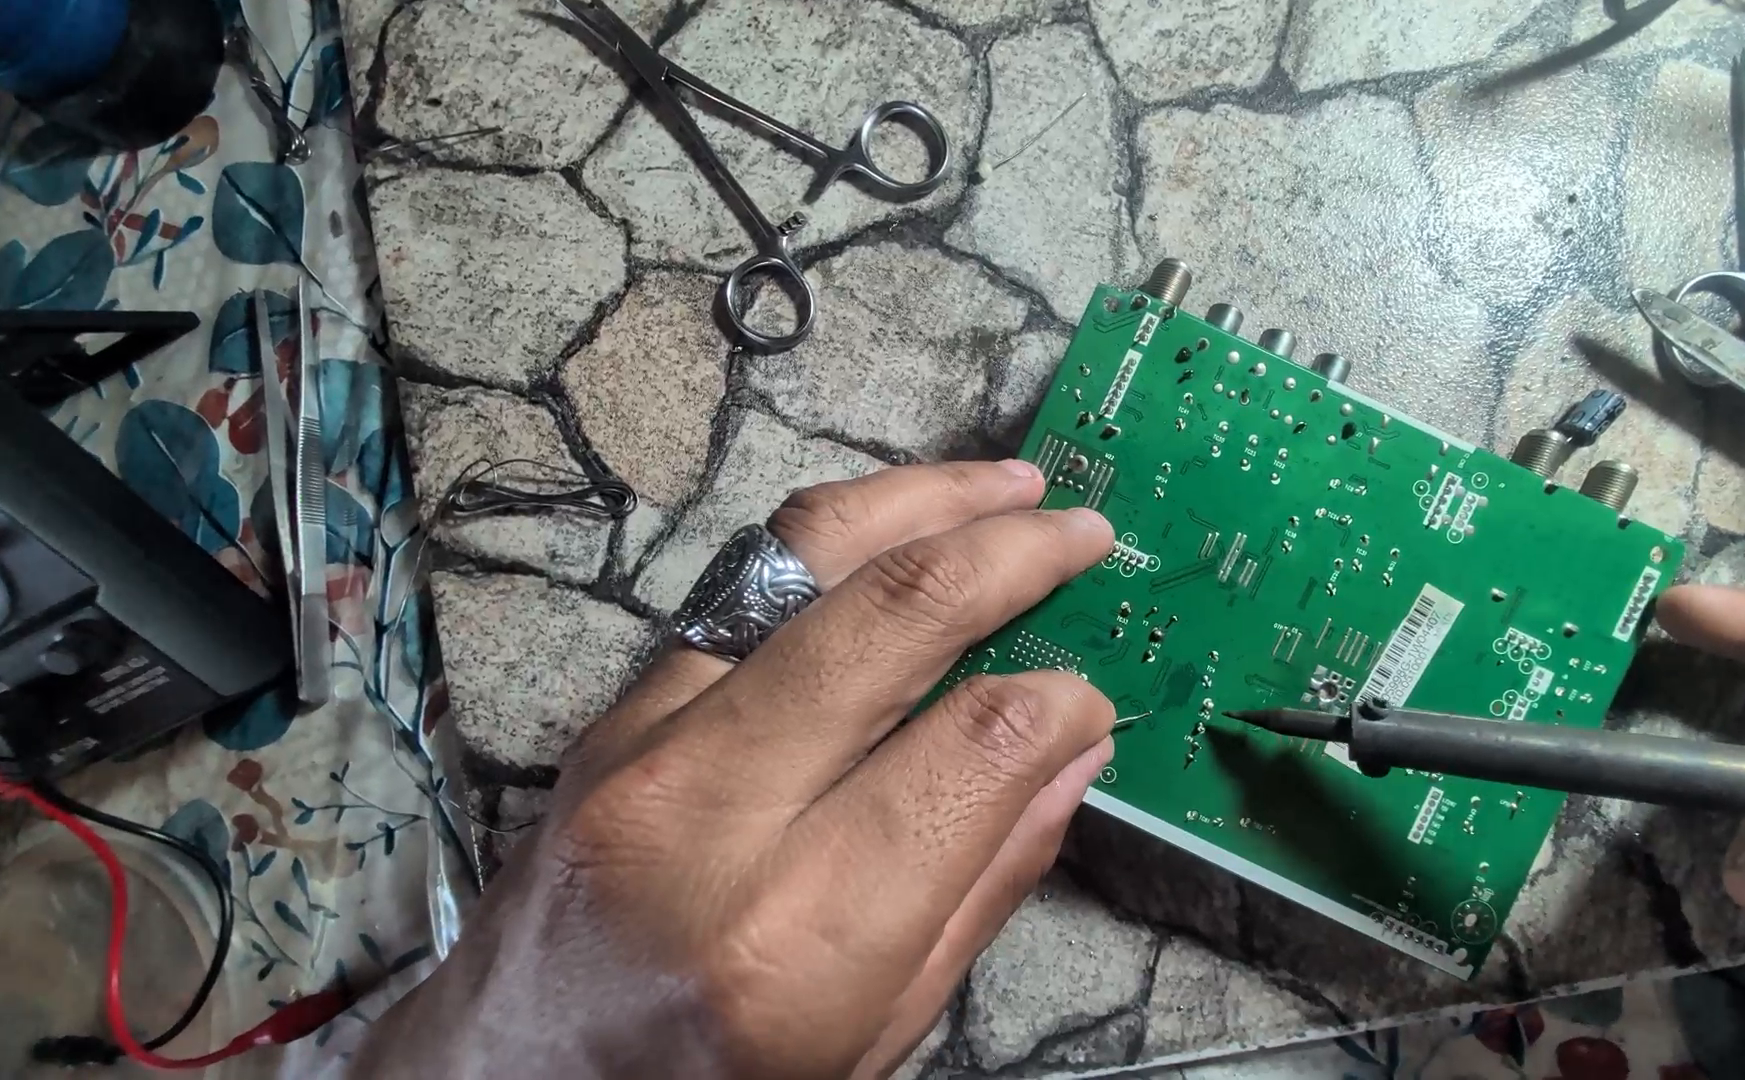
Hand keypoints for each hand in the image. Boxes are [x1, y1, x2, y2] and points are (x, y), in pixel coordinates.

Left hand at [352, 461, 1117, 1079]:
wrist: (507, 1078)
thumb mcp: (875, 1034)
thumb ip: (984, 880)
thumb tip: (1073, 749)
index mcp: (793, 933)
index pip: (968, 747)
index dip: (1054, 702)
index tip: (1089, 695)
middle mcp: (710, 806)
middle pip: (890, 616)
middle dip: (1008, 552)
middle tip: (1082, 530)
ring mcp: (648, 728)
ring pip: (807, 553)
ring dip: (926, 497)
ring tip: (1010, 482)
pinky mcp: (624, 694)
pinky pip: (753, 571)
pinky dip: (848, 526)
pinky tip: (908, 514)